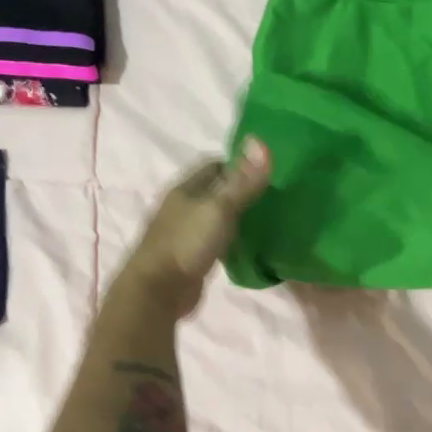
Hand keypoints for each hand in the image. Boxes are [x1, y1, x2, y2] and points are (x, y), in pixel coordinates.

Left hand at [119, 138, 273, 317]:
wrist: (158, 290)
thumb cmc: (187, 244)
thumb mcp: (220, 209)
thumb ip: (243, 181)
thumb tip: (261, 141)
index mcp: (185, 189)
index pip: (214, 166)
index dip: (240, 165)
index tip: (268, 175)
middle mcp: (181, 206)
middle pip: (214, 190)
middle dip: (241, 190)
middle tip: (273, 199)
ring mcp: (183, 231)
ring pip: (214, 215)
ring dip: (236, 216)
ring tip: (266, 221)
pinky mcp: (188, 255)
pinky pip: (213, 238)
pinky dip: (230, 238)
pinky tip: (247, 246)